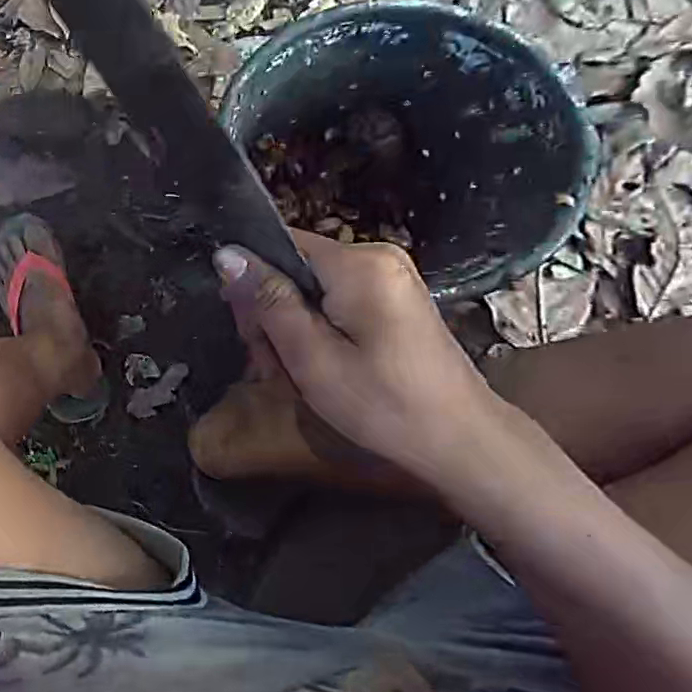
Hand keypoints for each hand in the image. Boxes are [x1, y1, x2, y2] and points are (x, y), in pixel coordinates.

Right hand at [213, 233, 507, 482]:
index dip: (253, 284)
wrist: (465, 445)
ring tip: (295, 371)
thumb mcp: (311, 357)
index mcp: (358, 263)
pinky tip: (318, 362)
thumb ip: (268, 300)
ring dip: (290, 325)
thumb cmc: (385, 405)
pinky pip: (332, 297)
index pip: (277, 246)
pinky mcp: (392, 296)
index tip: (252, 332)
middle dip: (271, 312)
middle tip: (273, 364)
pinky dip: (316, 327)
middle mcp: (375, 255)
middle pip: (292, 267)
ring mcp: (388, 275)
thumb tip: (226, 254)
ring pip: (307, 286)